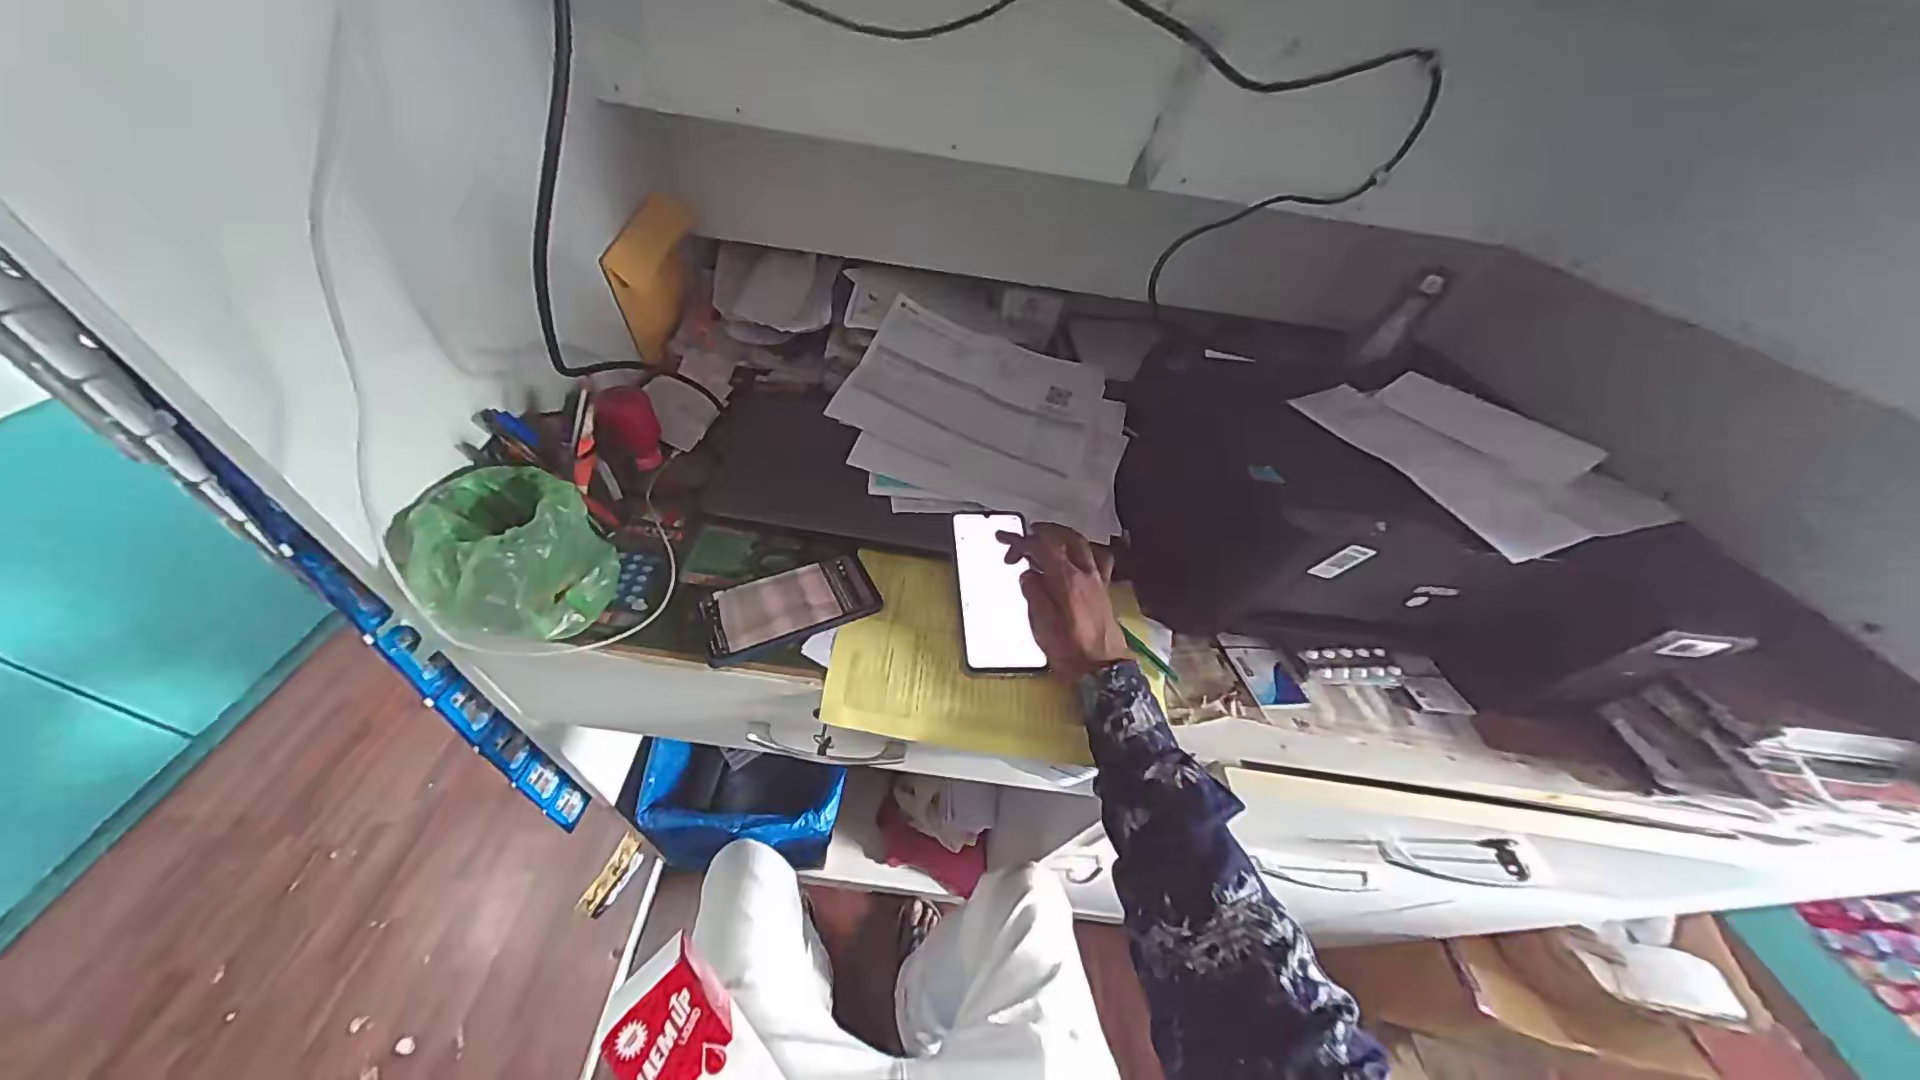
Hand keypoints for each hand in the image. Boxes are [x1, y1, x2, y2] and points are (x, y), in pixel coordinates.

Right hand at [998, 523, 1130, 680]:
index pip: (1042, 547)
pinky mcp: (1104, 590)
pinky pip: (1098, 558)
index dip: (1020, 540)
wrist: (1104, 671)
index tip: (1004, 537)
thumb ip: (1033, 594)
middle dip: (1041, 532)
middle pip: (1064, 537)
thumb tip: (1028, 576)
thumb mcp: (1042, 625)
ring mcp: (1098, 580)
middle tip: (1023, 539)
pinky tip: (1077, 557)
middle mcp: (1086, 574)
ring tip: (1047, 540)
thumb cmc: (1072, 652)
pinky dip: (1085, 551)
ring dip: (1062, 536)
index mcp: (1067, 581)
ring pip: (1082, 544)